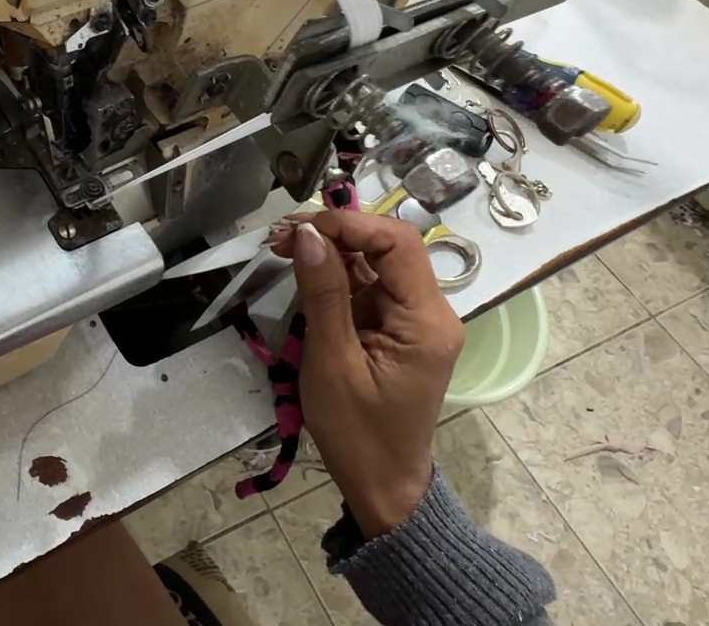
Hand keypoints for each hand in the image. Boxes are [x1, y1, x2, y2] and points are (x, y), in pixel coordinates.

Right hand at [270, 210, 464, 536]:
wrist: (381, 485)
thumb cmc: (357, 432)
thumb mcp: (332, 362)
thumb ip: (322, 293)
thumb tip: (306, 234)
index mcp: (425, 321)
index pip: (398, 243)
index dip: (350, 224)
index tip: (298, 230)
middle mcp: (428, 311)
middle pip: (388, 245)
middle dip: (335, 230)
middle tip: (280, 236)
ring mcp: (412, 317)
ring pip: (374, 259)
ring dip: (329, 247)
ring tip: (280, 246)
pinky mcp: (394, 325)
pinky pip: (366, 282)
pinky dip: (332, 270)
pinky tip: (301, 266)